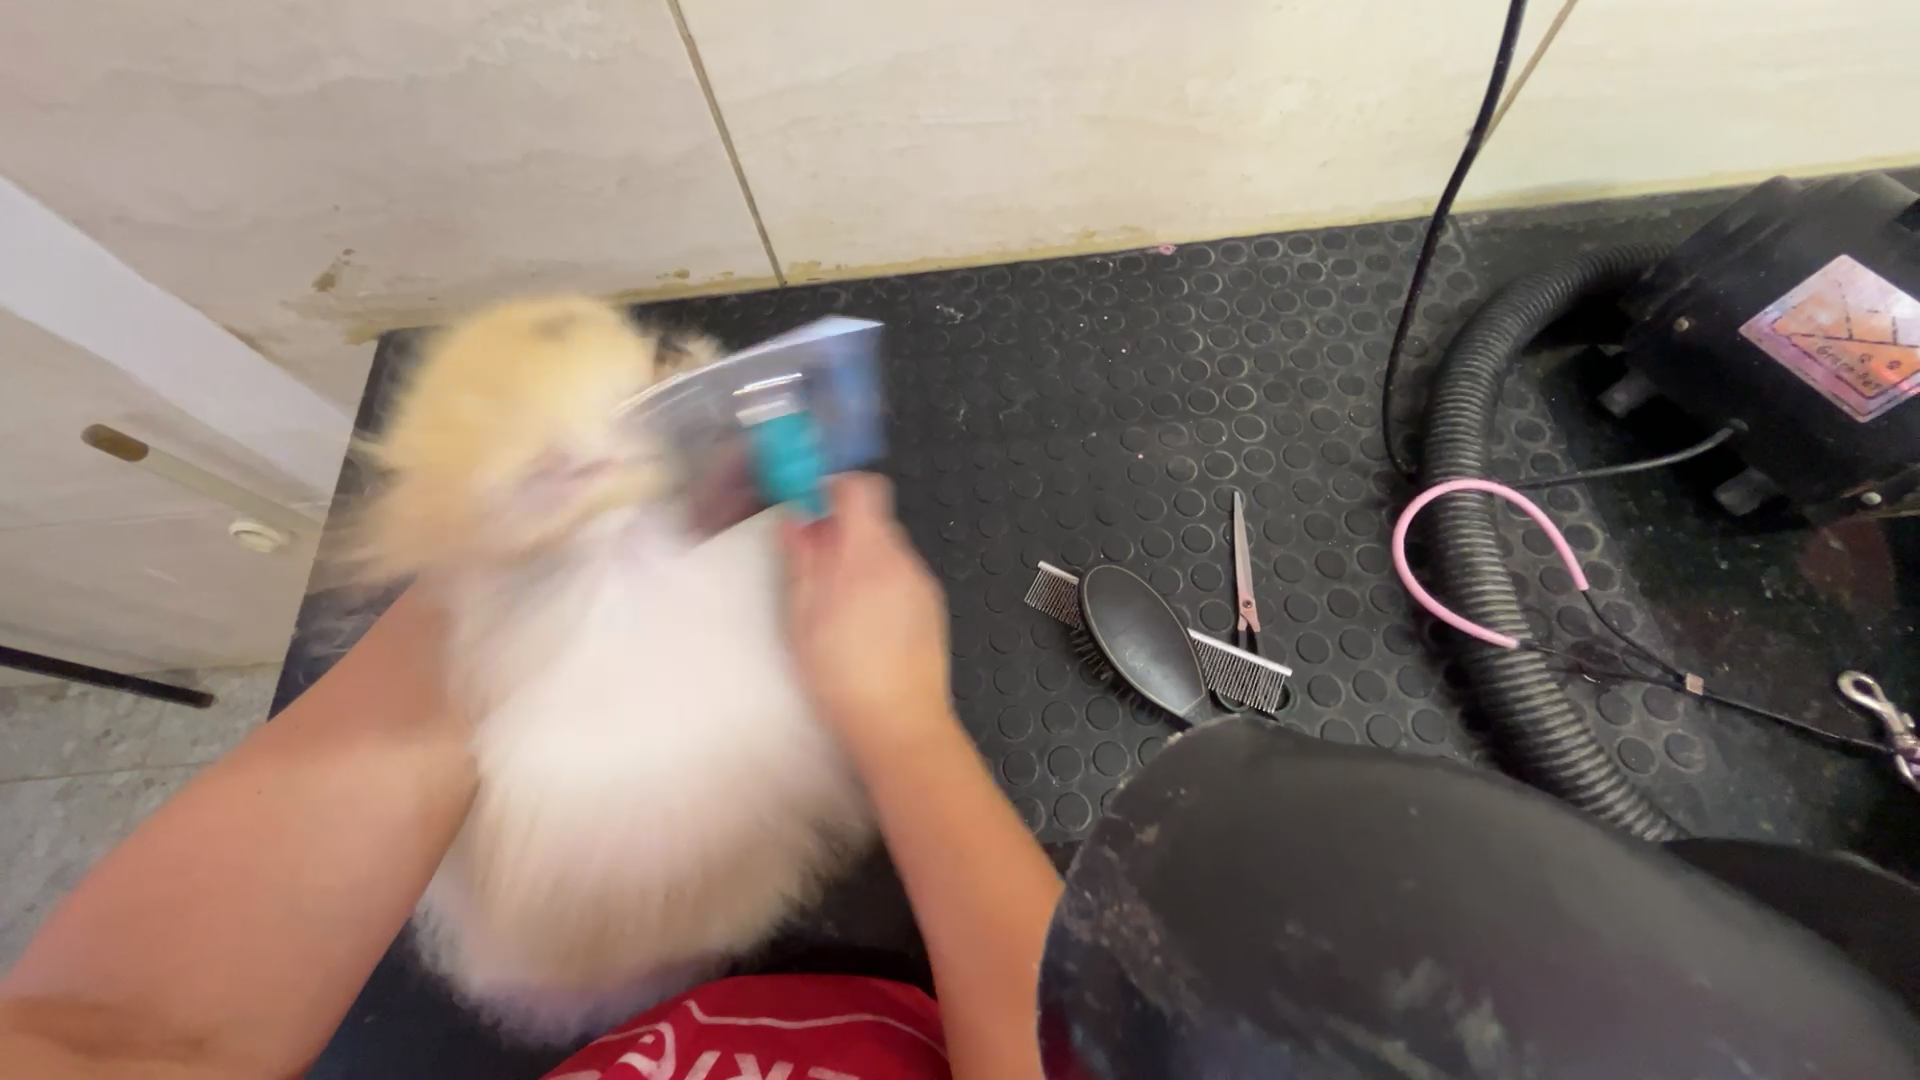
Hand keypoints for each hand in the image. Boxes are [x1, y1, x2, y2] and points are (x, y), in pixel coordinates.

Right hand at [782, 474, 952, 751]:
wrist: (901, 722)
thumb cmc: (843, 674)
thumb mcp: (804, 617)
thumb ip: (801, 560)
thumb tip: (795, 520)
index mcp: (868, 555)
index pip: (863, 489)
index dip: (835, 488)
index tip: (811, 506)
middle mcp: (903, 560)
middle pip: (874, 519)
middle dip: (842, 530)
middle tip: (813, 564)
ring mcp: (922, 582)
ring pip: (888, 549)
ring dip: (861, 559)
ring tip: (838, 604)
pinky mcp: (933, 604)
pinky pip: (902, 575)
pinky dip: (881, 582)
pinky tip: (867, 623)